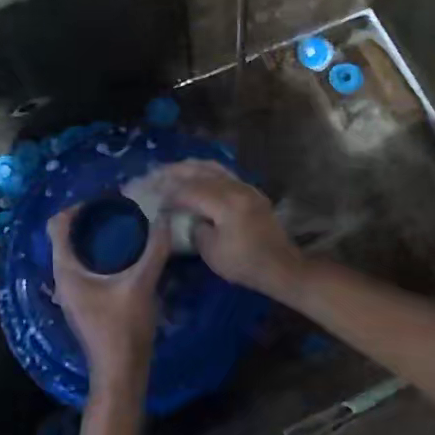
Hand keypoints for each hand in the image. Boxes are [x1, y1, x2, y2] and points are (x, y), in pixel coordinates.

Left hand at [48, 205, 172, 397]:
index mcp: (66, 270)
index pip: (57, 225)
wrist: (121, 373)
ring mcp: (73, 292)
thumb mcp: (141, 285)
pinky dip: (102, 254)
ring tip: (127, 226)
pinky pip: (87, 266)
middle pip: (68, 236)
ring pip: (78, 253)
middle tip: (121, 209)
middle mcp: (63, 278)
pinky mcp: (85, 301)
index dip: (77, 207)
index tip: (105, 200)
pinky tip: (129, 253)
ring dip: (98, 237)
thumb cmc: (123, 329)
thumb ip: (154, 250)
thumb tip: (164, 218)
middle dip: (92, 220)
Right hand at [157, 161, 306, 301]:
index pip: (190, 190)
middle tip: (155, 173)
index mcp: (226, 202)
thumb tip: (188, 217)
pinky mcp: (252, 192)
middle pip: (201, 172)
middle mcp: (236, 188)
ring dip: (192, 167)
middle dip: (176, 172)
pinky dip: (207, 171)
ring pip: (214, 168)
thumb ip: (196, 228)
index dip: (169, 193)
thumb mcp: (211, 252)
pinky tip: (198, 175)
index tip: (154, 198)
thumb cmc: (244, 264)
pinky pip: (225, 174)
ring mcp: (246, 187)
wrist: (281, 267)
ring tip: (173, 169)